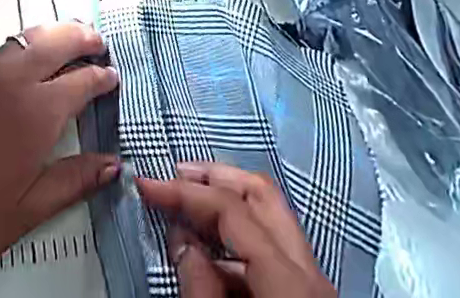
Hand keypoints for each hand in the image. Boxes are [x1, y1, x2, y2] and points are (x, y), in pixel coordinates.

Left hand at [0, 0, 122, 291]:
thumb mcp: (32, 207)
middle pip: (56, 45)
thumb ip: (74, 179)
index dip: (100, 78)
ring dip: (46, 32)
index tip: (110, 77)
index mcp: (38, 115)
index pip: (81, 84)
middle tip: (96, 44)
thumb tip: (110, 165)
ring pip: (19, 37)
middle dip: (82, 41)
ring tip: (63, 32)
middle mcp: (10, 82)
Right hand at [136, 162, 334, 297]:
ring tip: (184, 208)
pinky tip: (208, 251)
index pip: (231, 209)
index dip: (182, 191)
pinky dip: (237, 239)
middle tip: (173, 175)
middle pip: (262, 194)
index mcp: (292, 279)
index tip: (143, 185)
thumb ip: (200, 285)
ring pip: (271, 218)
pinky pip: (274, 251)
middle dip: (213, 177)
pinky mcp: (308, 297)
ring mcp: (316, 285)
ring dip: (224, 204)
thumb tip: (181, 239)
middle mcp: (312, 272)